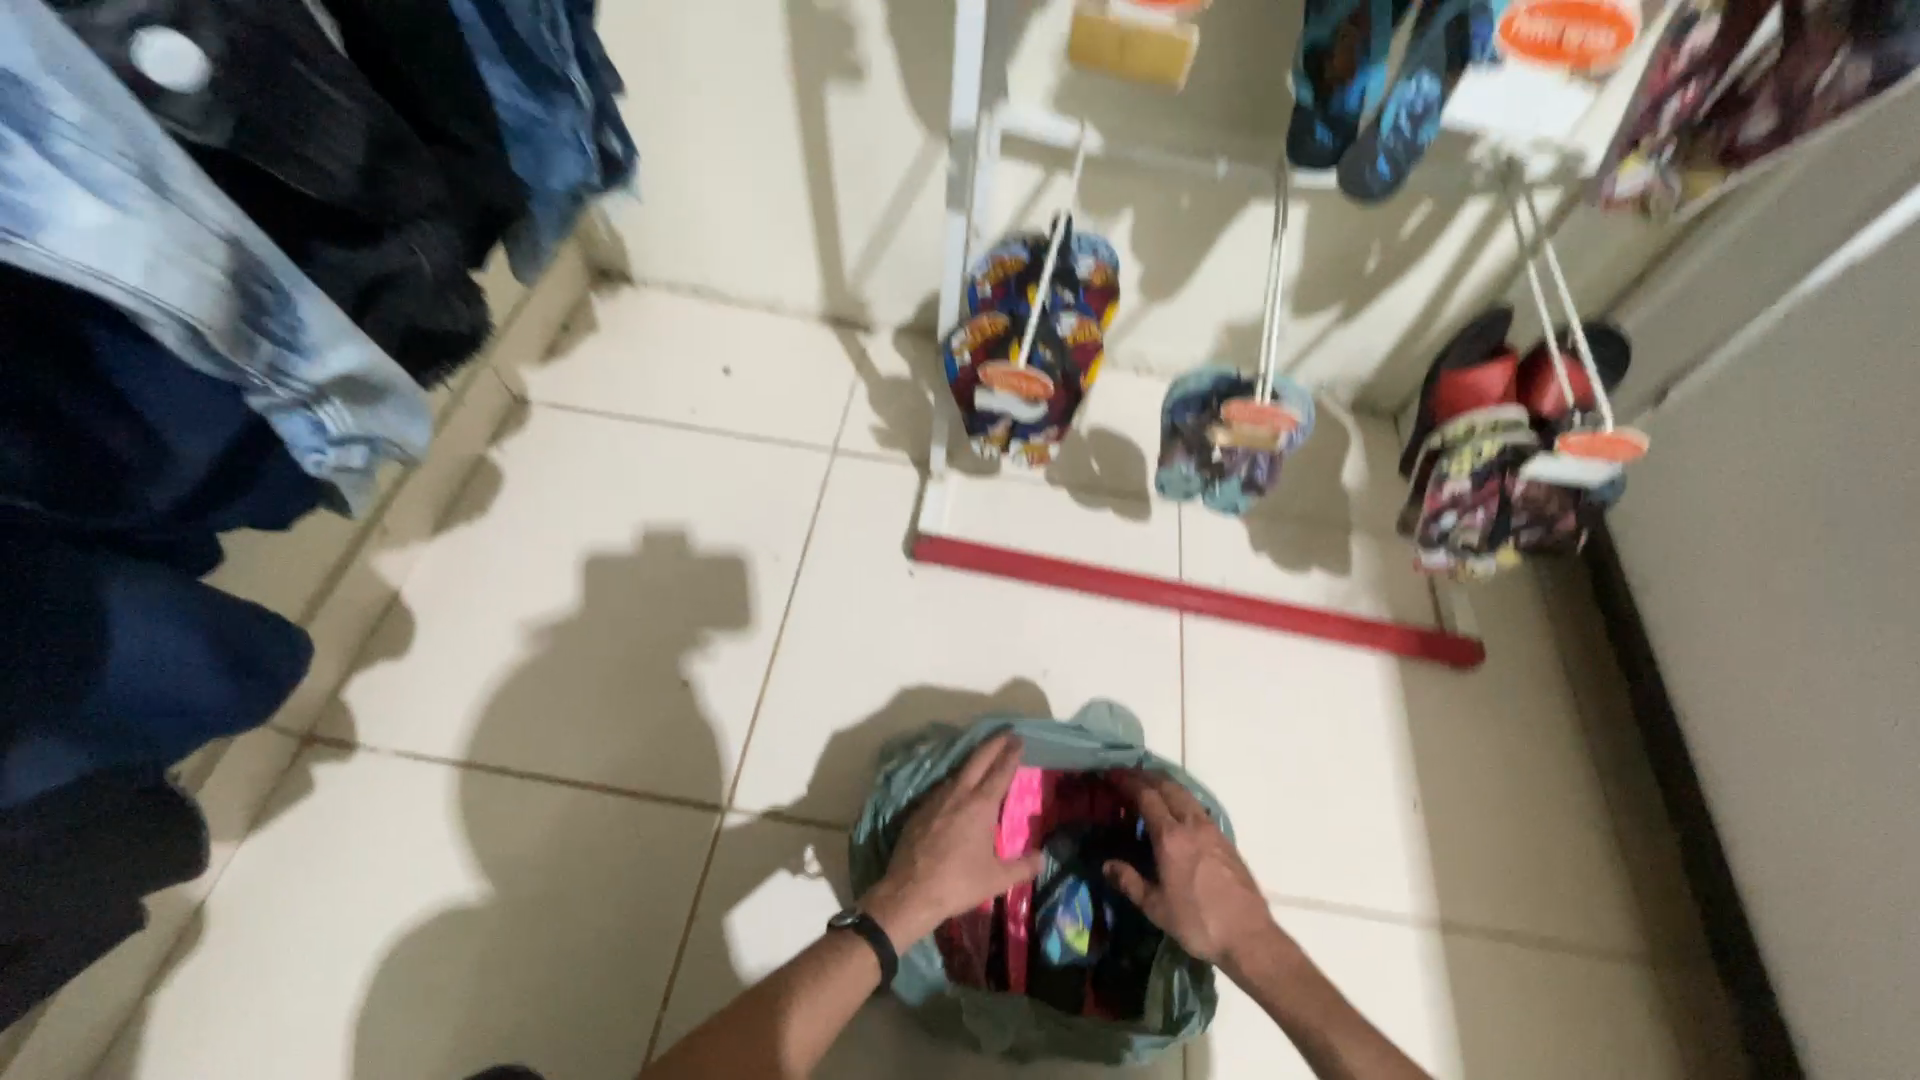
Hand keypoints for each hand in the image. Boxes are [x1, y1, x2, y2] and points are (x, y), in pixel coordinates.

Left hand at [861, 734, 1044, 947]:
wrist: (910, 891)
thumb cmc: (958, 883)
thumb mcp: (997, 879)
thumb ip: (1022, 867)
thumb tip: (1042, 858)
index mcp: (980, 806)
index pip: (1000, 772)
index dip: (1011, 754)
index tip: (1018, 739)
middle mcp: (958, 795)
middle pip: (978, 760)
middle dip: (993, 743)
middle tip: (1006, 732)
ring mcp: (935, 800)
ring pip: (958, 772)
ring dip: (973, 760)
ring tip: (983, 757)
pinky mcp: (919, 810)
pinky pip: (942, 787)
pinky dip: (955, 779)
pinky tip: (955, 788)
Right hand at [1103, 771, 1279, 973]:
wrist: (1249, 936)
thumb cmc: (1198, 922)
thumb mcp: (1155, 907)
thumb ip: (1129, 882)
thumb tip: (1107, 865)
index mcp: (1171, 837)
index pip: (1146, 796)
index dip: (1127, 781)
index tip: (1111, 774)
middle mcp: (1192, 825)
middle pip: (1167, 786)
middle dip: (1145, 776)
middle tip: (1126, 775)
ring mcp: (1212, 830)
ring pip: (1185, 794)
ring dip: (1164, 784)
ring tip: (1148, 787)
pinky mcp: (1225, 840)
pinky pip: (1197, 807)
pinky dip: (1180, 799)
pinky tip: (1175, 812)